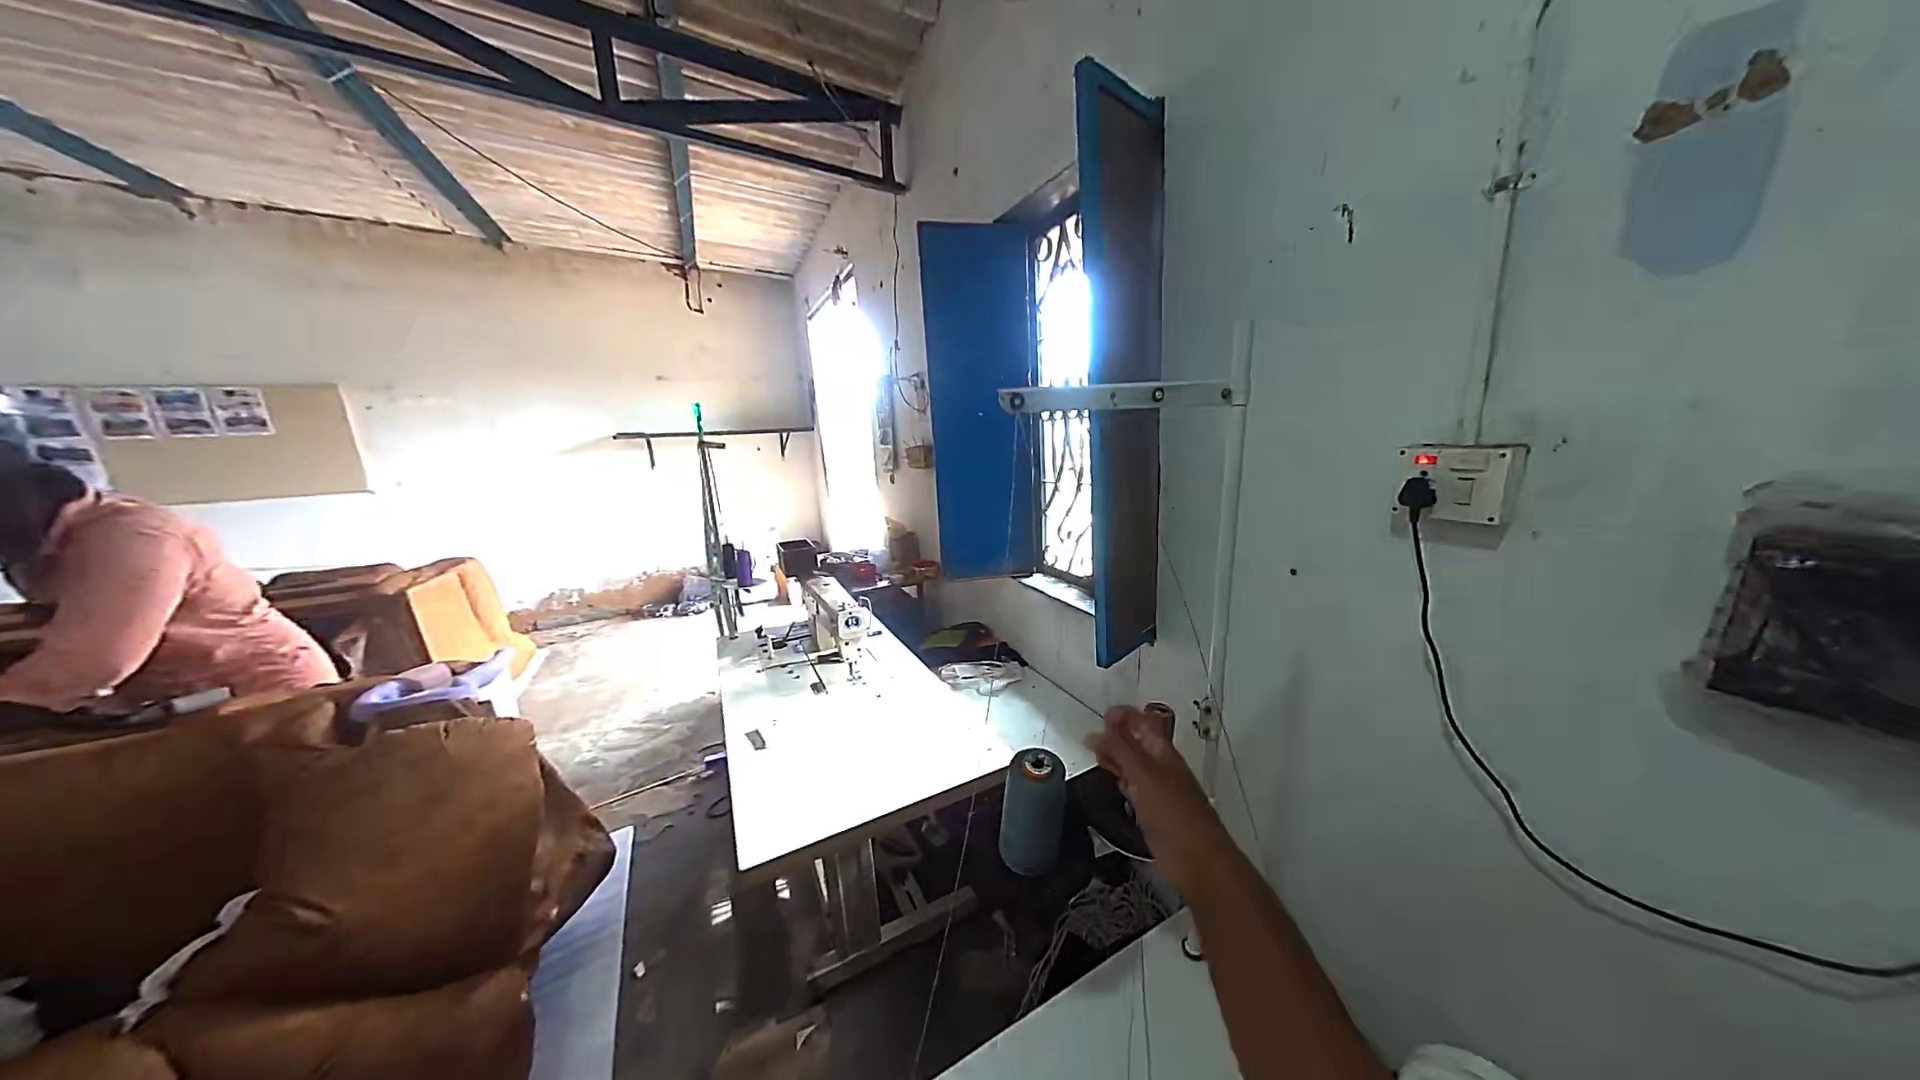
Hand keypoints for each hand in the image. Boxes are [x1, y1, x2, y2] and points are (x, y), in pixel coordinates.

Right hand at [1086, 706, 1236, 897]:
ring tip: (1096, 758)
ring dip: (1115, 759)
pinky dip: (1120, 782)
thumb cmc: (1174, 815)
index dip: (1124, 716)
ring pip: (1132, 765)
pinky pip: (1132, 789)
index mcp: (1163, 751)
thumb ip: (1119, 751)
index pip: (1143, 721)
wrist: (1199, 862)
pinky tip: (1111, 785)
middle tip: (1092, 739)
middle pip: (1136, 742)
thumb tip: (1094, 733)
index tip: (1101, 717)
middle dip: (1115, 736)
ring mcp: (1157, 790)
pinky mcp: (1151, 812)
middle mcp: (1160, 767)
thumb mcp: (1143, 775)